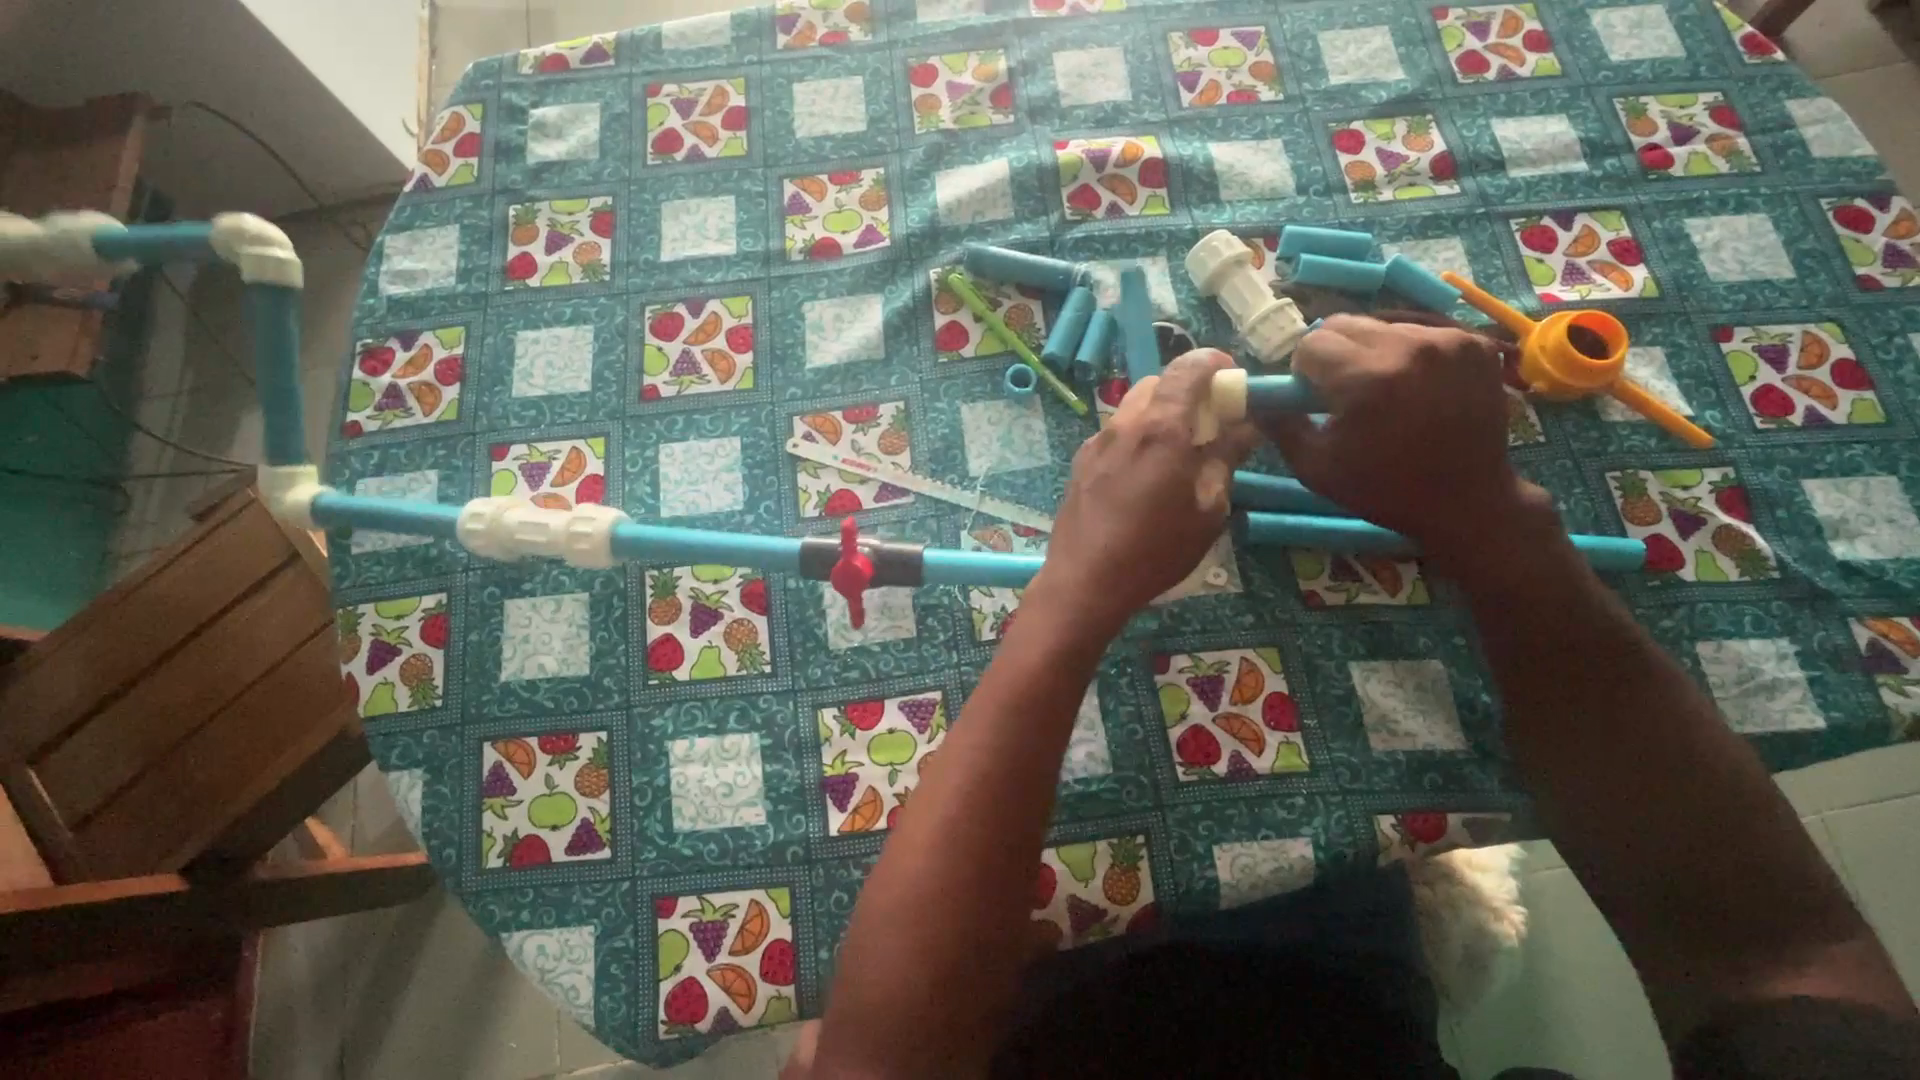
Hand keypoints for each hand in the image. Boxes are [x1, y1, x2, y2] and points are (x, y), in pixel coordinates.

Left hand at [1033, 349, 1257, 631]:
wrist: (1084, 581)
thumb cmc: (1156, 549)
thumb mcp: (1208, 509)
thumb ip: (1226, 458)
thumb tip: (1246, 425)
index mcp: (1160, 428)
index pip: (1188, 368)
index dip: (1214, 363)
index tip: (1232, 380)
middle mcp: (1124, 424)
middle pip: (1158, 383)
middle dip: (1188, 390)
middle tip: (1210, 422)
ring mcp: (1096, 443)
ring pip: (1133, 408)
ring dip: (1160, 415)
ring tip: (1178, 452)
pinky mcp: (1080, 464)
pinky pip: (1115, 435)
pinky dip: (1137, 437)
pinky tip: (1145, 476)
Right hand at [1261, 315, 1552, 571]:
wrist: (1465, 501)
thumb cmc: (1382, 489)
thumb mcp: (1315, 466)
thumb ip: (1280, 424)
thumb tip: (1255, 397)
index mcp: (1366, 379)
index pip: (1311, 344)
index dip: (1303, 371)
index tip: (1314, 397)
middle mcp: (1409, 347)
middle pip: (1344, 324)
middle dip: (1333, 354)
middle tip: (1343, 391)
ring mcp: (1448, 342)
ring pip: (1382, 325)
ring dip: (1371, 351)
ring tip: (1385, 390)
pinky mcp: (1475, 344)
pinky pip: (1422, 331)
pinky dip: (1409, 351)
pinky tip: (1416, 384)